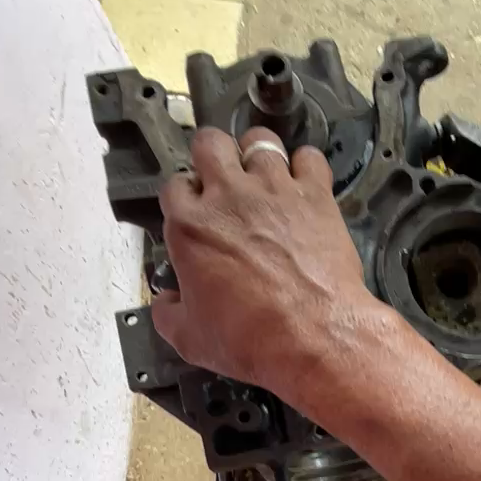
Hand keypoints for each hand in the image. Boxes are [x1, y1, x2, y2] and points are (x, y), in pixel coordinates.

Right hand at [150, 127, 391, 398]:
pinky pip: (309, 158)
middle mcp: (228, 198)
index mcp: (190, 227)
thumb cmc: (255, 339)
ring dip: (260, 156)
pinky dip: (307, 166)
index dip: (186, 196)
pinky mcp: (315, 196)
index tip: (196, 209)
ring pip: (259, 141)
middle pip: (209, 143)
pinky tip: (306, 183)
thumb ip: (168, 314)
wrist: (315, 336)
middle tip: (226, 180)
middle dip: (214, 157)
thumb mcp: (191, 339)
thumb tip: (166, 304)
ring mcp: (273, 191)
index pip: (175, 186)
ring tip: (266, 178)